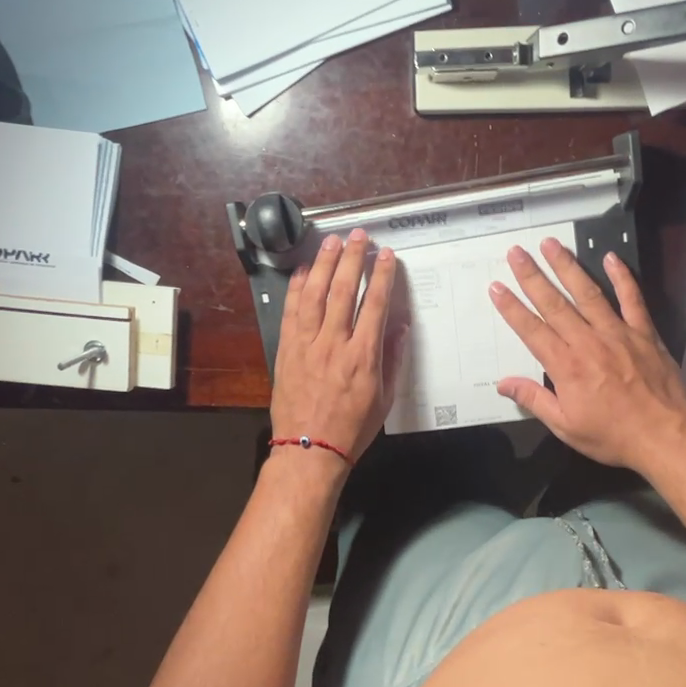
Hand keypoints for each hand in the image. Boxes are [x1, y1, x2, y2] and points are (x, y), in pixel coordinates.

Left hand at [270, 229, 403, 467]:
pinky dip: (296, 288)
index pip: (374, 304)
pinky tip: (302, 272)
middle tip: (358, 237)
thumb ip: (392, 359)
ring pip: (314, 294)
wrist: (309, 449)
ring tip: (330, 242)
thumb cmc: (352, 428)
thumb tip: (399, 326)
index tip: (385, 256)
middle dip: (351, 259)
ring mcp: (306, 344)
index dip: (381, 276)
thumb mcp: (384, 398)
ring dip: (322, 264)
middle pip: (342, 290)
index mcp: (363, 356)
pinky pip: (291, 312)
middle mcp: (334, 344)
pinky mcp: (287, 349)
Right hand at [490, 239, 685, 473]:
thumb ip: (534, 400)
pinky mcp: (643, 333)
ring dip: (567, 267)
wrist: (665, 436)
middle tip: (516, 253)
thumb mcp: (565, 426)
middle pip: (555, 303)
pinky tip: (610, 258)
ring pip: (588, 293)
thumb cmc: (613, 436)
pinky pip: (631, 299)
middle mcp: (588, 342)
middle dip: (532, 276)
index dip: (512, 308)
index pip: (532, 330)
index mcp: (566, 366)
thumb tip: (504, 384)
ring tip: (551, 245)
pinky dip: (621, 277)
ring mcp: (618, 333)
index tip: (497, 287)